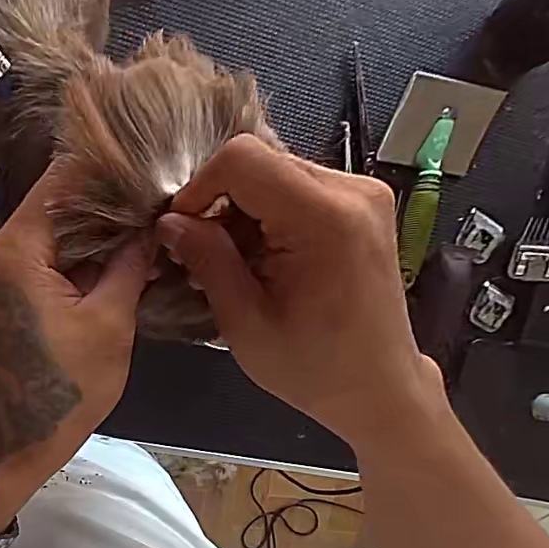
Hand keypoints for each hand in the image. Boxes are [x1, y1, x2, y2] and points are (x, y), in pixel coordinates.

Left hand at [0, 168, 159, 532]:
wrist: (19, 441)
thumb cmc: (65, 388)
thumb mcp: (110, 322)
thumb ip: (130, 263)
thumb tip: (153, 224)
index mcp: (16, 250)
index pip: (60, 181)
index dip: (107, 169)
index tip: (151, 166)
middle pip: (56, 203)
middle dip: (108, 199)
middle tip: (160, 195)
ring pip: (54, 231)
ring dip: (98, 228)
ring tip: (150, 220)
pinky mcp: (8, 294)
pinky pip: (48, 257)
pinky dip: (82, 254)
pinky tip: (123, 252)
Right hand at [161, 135, 444, 449]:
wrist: (378, 387)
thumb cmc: (315, 368)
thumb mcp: (245, 322)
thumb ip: (207, 260)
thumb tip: (170, 223)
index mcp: (325, 218)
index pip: (243, 159)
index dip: (199, 189)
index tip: (183, 231)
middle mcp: (353, 191)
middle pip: (259, 163)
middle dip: (220, 205)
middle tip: (205, 257)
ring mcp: (363, 195)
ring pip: (275, 174)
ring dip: (243, 214)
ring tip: (238, 266)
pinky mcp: (363, 206)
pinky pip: (298, 190)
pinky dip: (269, 218)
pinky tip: (264, 261)